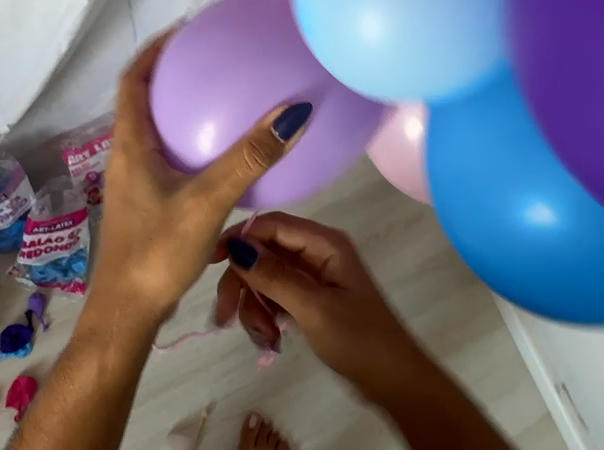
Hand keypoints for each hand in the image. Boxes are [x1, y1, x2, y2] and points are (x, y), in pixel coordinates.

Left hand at [88, 31, 313, 326]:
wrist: (126, 315)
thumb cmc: (157, 251)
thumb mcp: (208, 200)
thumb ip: (251, 156)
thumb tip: (294, 111)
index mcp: (131, 145)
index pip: (131, 79)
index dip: (154, 49)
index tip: (185, 29)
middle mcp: (127, 157)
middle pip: (142, 100)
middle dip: (172, 74)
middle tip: (211, 59)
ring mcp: (135, 183)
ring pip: (156, 131)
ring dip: (181, 109)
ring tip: (221, 97)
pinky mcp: (147, 205)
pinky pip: (169, 158)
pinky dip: (192, 143)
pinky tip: (224, 156)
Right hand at [211, 213, 431, 398]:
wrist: (392, 379)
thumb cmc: (357, 338)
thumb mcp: (312, 307)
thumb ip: (274, 276)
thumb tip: (237, 245)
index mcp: (324, 243)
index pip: (273, 224)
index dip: (240, 237)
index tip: (211, 262)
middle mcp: (318, 251)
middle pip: (265, 252)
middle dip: (244, 282)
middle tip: (226, 316)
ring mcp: (314, 276)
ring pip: (267, 277)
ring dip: (256, 305)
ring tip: (265, 337)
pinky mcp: (311, 298)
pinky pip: (277, 296)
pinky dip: (267, 315)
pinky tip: (272, 339)